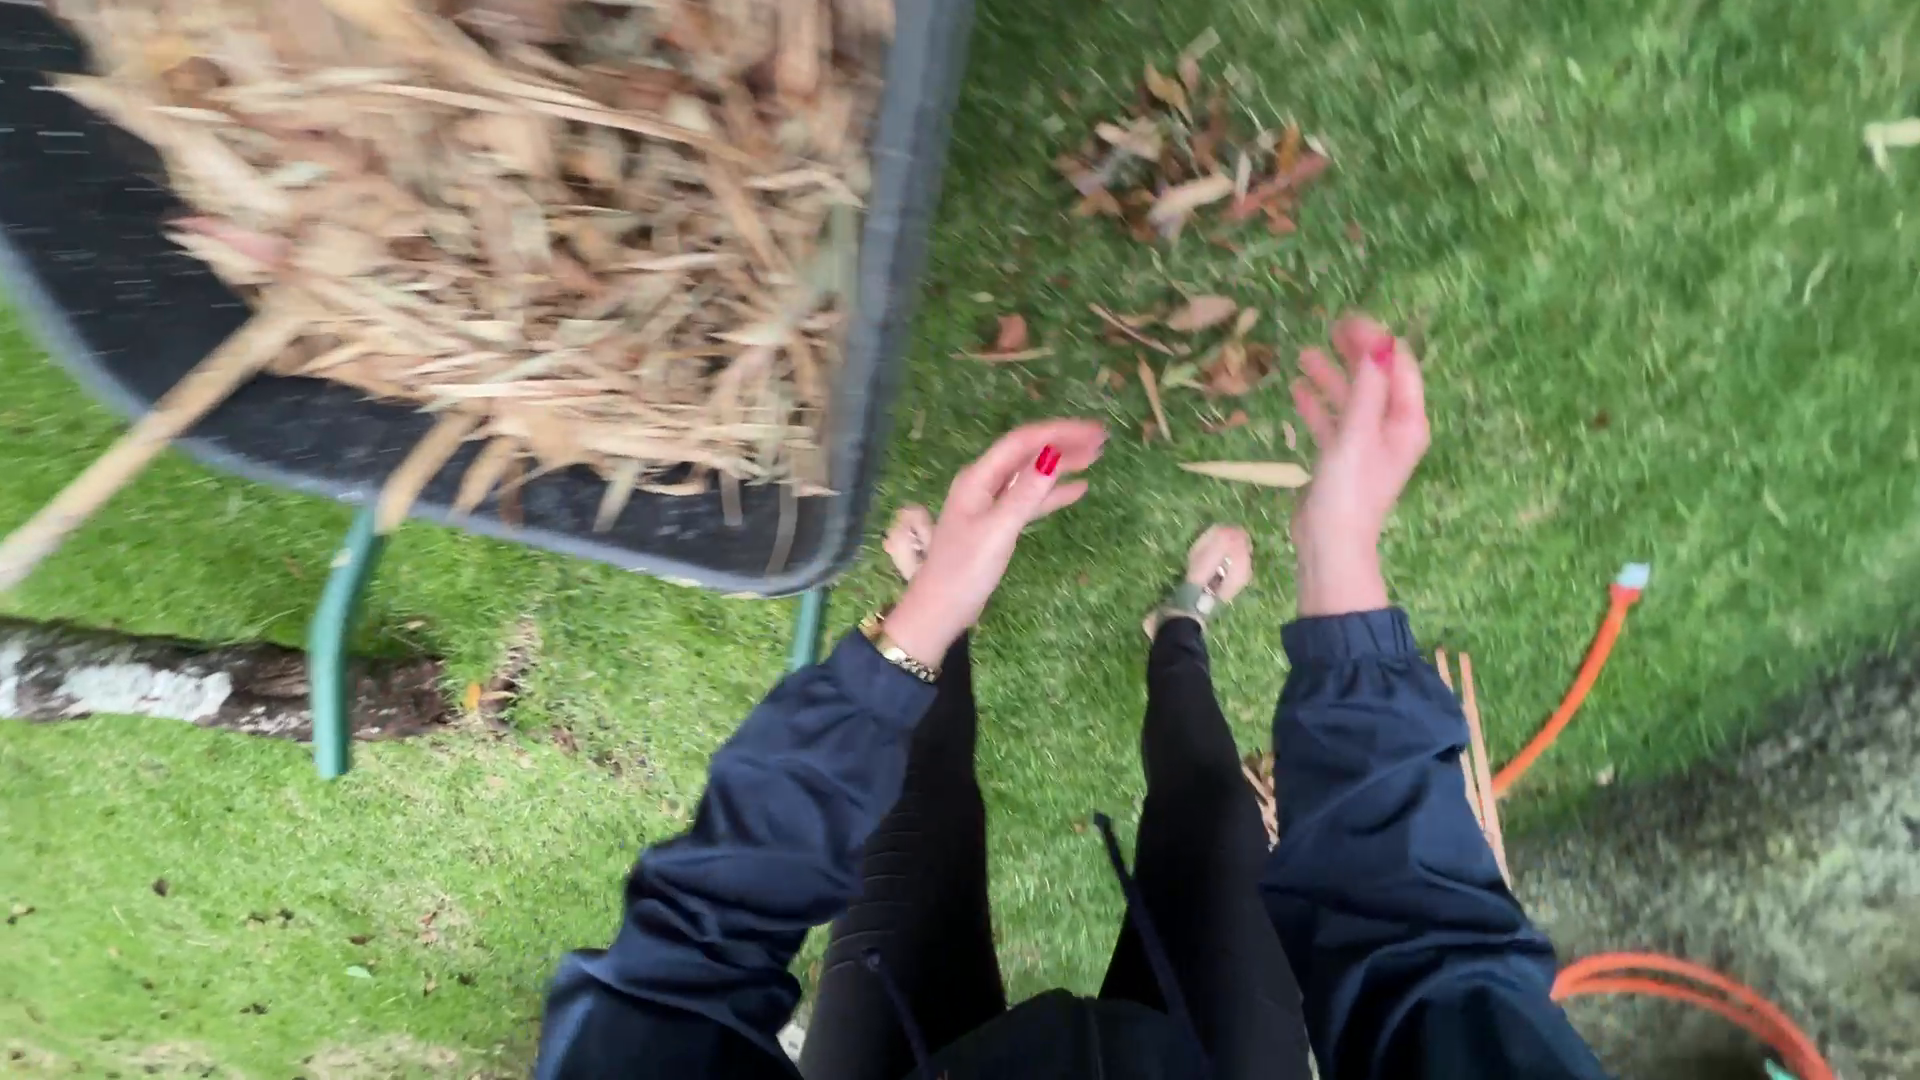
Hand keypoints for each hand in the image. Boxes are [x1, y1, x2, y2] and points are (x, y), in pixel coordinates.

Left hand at [882, 419, 1107, 664]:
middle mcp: (983, 483)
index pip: (1022, 443)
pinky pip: (1029, 499)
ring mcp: (990, 503)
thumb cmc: (964, 570)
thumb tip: (1053, 456)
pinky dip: (1052, 493)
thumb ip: (1025, 494)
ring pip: (1030, 476)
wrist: (941, 609)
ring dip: (1061, 466)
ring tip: (1095, 457)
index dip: (1058, 432)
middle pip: (1027, 454)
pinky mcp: (997, 523)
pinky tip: (1078, 489)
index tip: (1093, 431)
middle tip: (1101, 440)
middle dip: (1063, 444)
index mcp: (978, 478)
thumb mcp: (998, 530)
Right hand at [1289, 315, 1430, 616]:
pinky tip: (1297, 390)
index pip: (1397, 367)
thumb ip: (1366, 387)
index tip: (1347, 320)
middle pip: (1374, 380)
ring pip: (1349, 400)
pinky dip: (1317, 404)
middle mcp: (1390, 429)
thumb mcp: (1357, 433)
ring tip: (1304, 355)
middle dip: (1353, 354)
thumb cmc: (1348, 490)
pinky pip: (1331, 422)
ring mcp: (1364, 445)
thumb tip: (1378, 341)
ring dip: (1330, 377)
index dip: (1375, 341)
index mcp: (1406, 422)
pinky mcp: (1339, 459)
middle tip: (1327, 329)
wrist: (1330, 544)